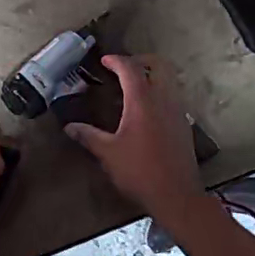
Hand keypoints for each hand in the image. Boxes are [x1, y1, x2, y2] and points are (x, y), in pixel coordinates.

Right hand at [63, 54, 203, 220]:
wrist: (176, 194)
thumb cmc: (139, 172)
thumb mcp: (108, 153)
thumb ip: (88, 136)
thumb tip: (70, 127)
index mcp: (143, 102)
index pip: (131, 69)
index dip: (116, 61)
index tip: (104, 61)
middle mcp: (164, 99)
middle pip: (159, 65)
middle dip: (141, 60)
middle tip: (124, 69)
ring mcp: (178, 111)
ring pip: (170, 80)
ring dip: (153, 76)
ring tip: (134, 88)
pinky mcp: (184, 124)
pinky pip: (174, 96)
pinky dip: (160, 92)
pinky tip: (147, 111)